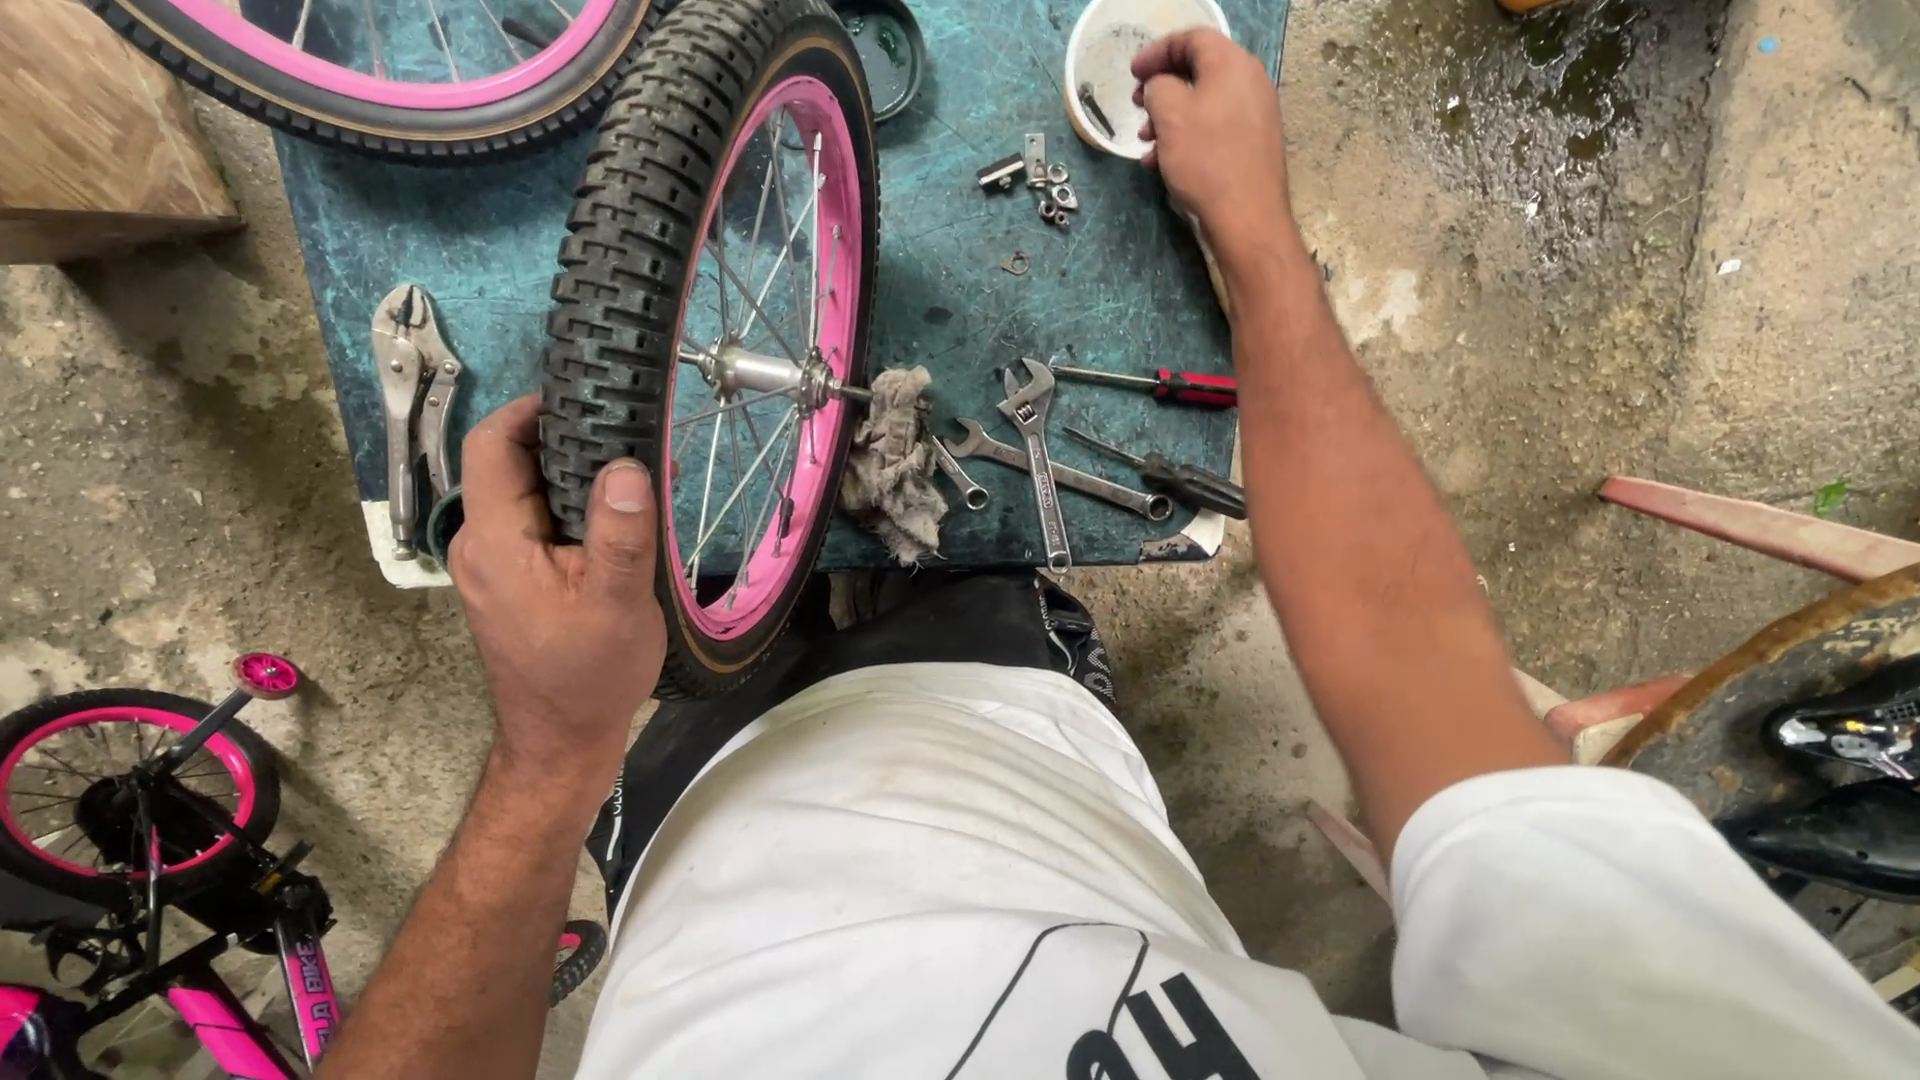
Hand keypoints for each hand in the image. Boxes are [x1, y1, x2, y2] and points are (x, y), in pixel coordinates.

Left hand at [449, 396, 665, 790]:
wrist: (563, 738)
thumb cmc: (588, 673)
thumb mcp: (616, 602)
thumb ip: (621, 533)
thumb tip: (627, 465)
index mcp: (495, 541)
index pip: (491, 447)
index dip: (529, 411)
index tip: (584, 396)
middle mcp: (480, 545)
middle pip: (508, 466)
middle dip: (563, 440)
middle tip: (625, 428)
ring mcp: (493, 565)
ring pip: (525, 496)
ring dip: (571, 474)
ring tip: (630, 465)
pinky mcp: (512, 583)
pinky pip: (535, 524)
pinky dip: (570, 507)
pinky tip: (615, 514)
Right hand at [1132, 29, 1296, 266]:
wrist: (1246, 214)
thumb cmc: (1205, 159)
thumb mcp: (1170, 115)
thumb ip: (1159, 87)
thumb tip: (1161, 86)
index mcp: (1231, 63)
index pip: (1191, 39)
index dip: (1157, 51)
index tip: (1132, 73)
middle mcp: (1249, 81)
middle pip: (1198, 72)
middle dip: (1162, 90)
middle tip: (1138, 108)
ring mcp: (1255, 114)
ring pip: (1203, 105)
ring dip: (1170, 120)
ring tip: (1147, 145)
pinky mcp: (1253, 143)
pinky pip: (1214, 129)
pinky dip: (1187, 138)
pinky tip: (1165, 164)